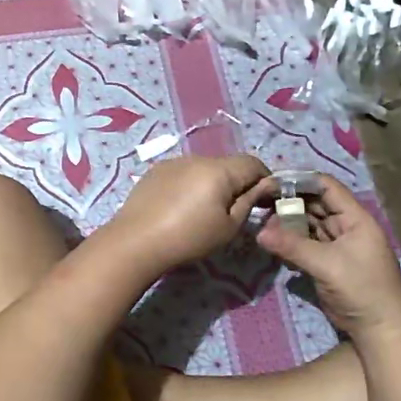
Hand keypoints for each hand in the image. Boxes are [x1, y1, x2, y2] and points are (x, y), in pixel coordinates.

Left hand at [99, 154, 270, 275]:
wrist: (135, 241)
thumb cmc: (188, 238)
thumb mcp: (228, 226)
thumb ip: (250, 201)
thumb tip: (266, 185)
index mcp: (218, 169)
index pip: (253, 163)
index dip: (264, 180)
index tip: (263, 202)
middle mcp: (195, 158)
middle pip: (227, 164)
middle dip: (237, 182)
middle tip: (233, 211)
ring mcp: (171, 162)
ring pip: (203, 168)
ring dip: (211, 183)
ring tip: (202, 211)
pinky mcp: (154, 171)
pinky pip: (182, 173)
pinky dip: (189, 184)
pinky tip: (180, 207)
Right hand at [252, 173, 400, 336]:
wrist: (379, 328)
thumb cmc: (362, 290)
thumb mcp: (327, 265)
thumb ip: (292, 246)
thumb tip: (258, 232)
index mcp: (355, 219)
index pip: (326, 188)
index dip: (299, 181)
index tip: (270, 183)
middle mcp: (345, 226)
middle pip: (313, 204)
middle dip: (287, 201)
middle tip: (257, 202)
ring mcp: (335, 244)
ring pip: (306, 223)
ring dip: (285, 222)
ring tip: (260, 222)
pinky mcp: (325, 260)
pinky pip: (303, 242)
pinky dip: (287, 239)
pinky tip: (270, 240)